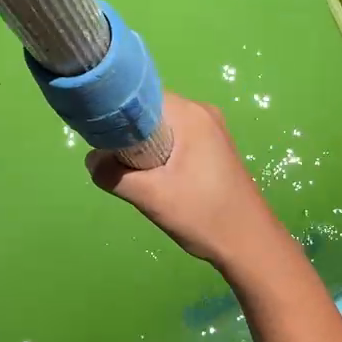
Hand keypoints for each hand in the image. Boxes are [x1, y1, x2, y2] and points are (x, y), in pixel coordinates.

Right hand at [86, 93, 289, 269]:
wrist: (250, 244)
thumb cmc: (204, 216)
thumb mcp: (152, 197)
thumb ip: (114, 175)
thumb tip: (91, 160)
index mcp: (190, 115)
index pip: (140, 97)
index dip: (115, 113)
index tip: (98, 137)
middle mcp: (202, 113)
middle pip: (150, 111)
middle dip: (128, 134)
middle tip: (114, 162)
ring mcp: (211, 131)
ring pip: (161, 128)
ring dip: (142, 147)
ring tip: (134, 174)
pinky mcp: (213, 149)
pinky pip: (175, 140)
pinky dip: (159, 154)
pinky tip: (155, 179)